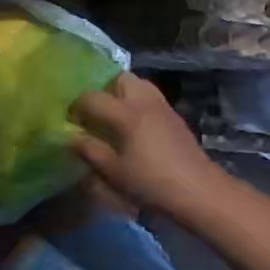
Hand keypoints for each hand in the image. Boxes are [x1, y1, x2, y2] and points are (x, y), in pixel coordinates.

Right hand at [70, 74, 223, 216]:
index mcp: (126, 113)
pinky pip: (150, 98)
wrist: (198, 191)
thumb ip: (89, 150)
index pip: (92, 98)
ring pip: (139, 85)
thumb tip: (72, 136)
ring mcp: (163, 107)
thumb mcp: (113, 172)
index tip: (71, 121)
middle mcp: (144, 101)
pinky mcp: (175, 117)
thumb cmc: (151, 184)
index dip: (76, 107)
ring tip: (114, 117)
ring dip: (122, 94)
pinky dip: (137, 103)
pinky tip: (134, 127)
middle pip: (120, 78)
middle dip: (103, 90)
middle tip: (95, 112)